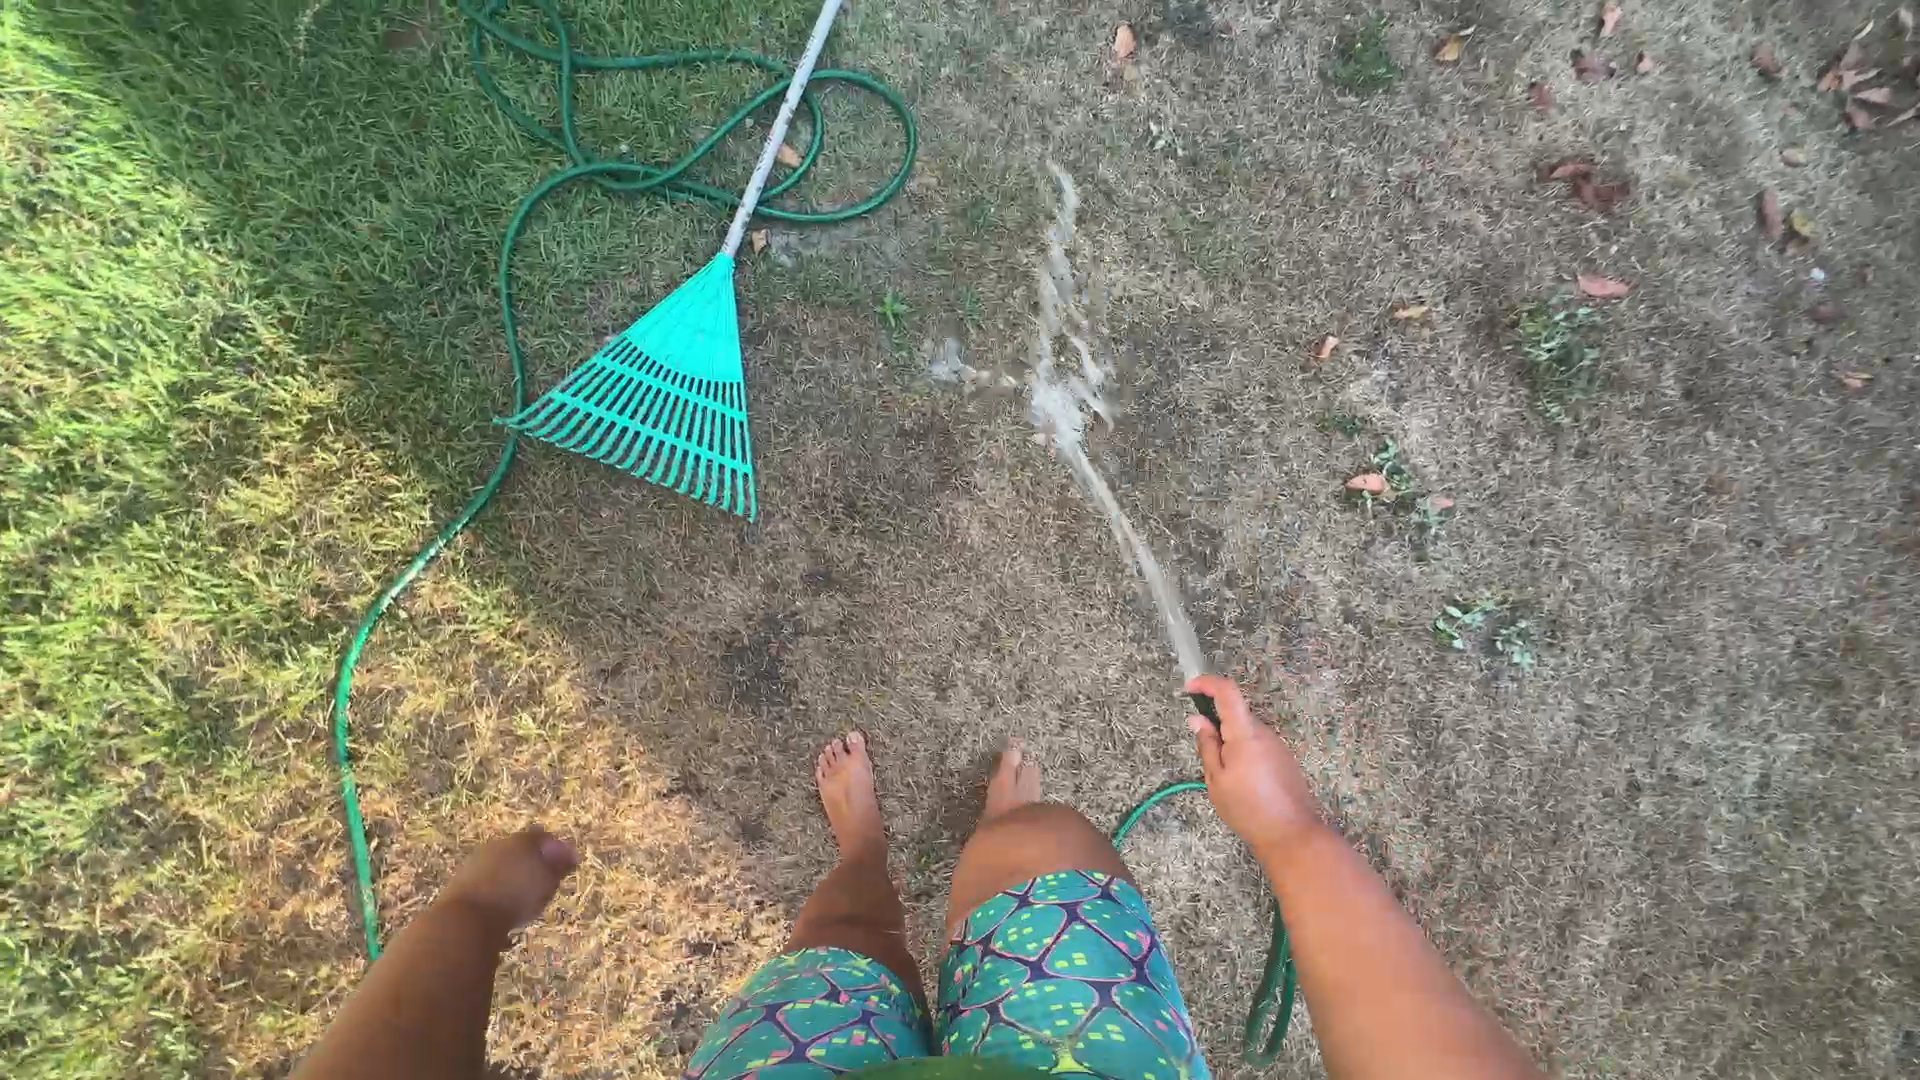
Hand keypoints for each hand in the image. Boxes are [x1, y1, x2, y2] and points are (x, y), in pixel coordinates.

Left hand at [436, 825, 578, 938]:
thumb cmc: (515, 897)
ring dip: (512, 877)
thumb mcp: (548, 881)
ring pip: (501, 866)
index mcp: (521, 840)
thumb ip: (560, 864)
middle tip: (544, 881)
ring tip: (522, 898)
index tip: (566, 865)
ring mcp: (475, 863)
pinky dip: (495, 891)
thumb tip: (570, 853)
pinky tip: (501, 908)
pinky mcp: (459, 884)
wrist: (464, 921)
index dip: (556, 849)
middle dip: (532, 862)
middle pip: (520, 849)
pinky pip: (485, 883)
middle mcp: (498, 845)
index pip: (543, 836)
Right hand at [1186, 675, 1320, 857]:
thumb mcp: (1216, 779)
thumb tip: (1198, 719)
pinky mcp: (1283, 758)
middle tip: (1206, 754)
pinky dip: (1241, 751)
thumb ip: (1207, 745)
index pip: (1227, 691)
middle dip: (1215, 724)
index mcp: (1245, 734)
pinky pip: (1256, 743)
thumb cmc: (1248, 808)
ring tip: (1224, 775)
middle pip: (1235, 713)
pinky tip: (1242, 781)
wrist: (1292, 835)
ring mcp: (1276, 745)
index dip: (1206, 683)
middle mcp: (1264, 732)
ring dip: (1229, 740)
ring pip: (1244, 730)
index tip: (1189, 688)